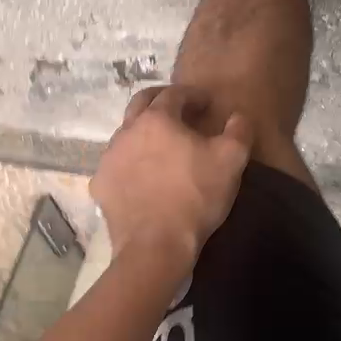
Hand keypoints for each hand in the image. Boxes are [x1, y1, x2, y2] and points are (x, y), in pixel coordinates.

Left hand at [92, 85, 252, 268]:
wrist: (156, 247)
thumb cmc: (196, 196)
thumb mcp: (232, 159)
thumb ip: (239, 129)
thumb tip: (237, 116)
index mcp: (157, 119)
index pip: (174, 93)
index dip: (193, 95)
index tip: (207, 103)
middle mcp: (127, 132)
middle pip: (141, 103)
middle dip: (161, 100)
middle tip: (180, 109)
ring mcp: (109, 159)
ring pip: (126, 133)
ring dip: (144, 130)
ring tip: (163, 144)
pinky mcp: (101, 186)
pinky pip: (117, 163)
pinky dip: (131, 160)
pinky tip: (144, 175)